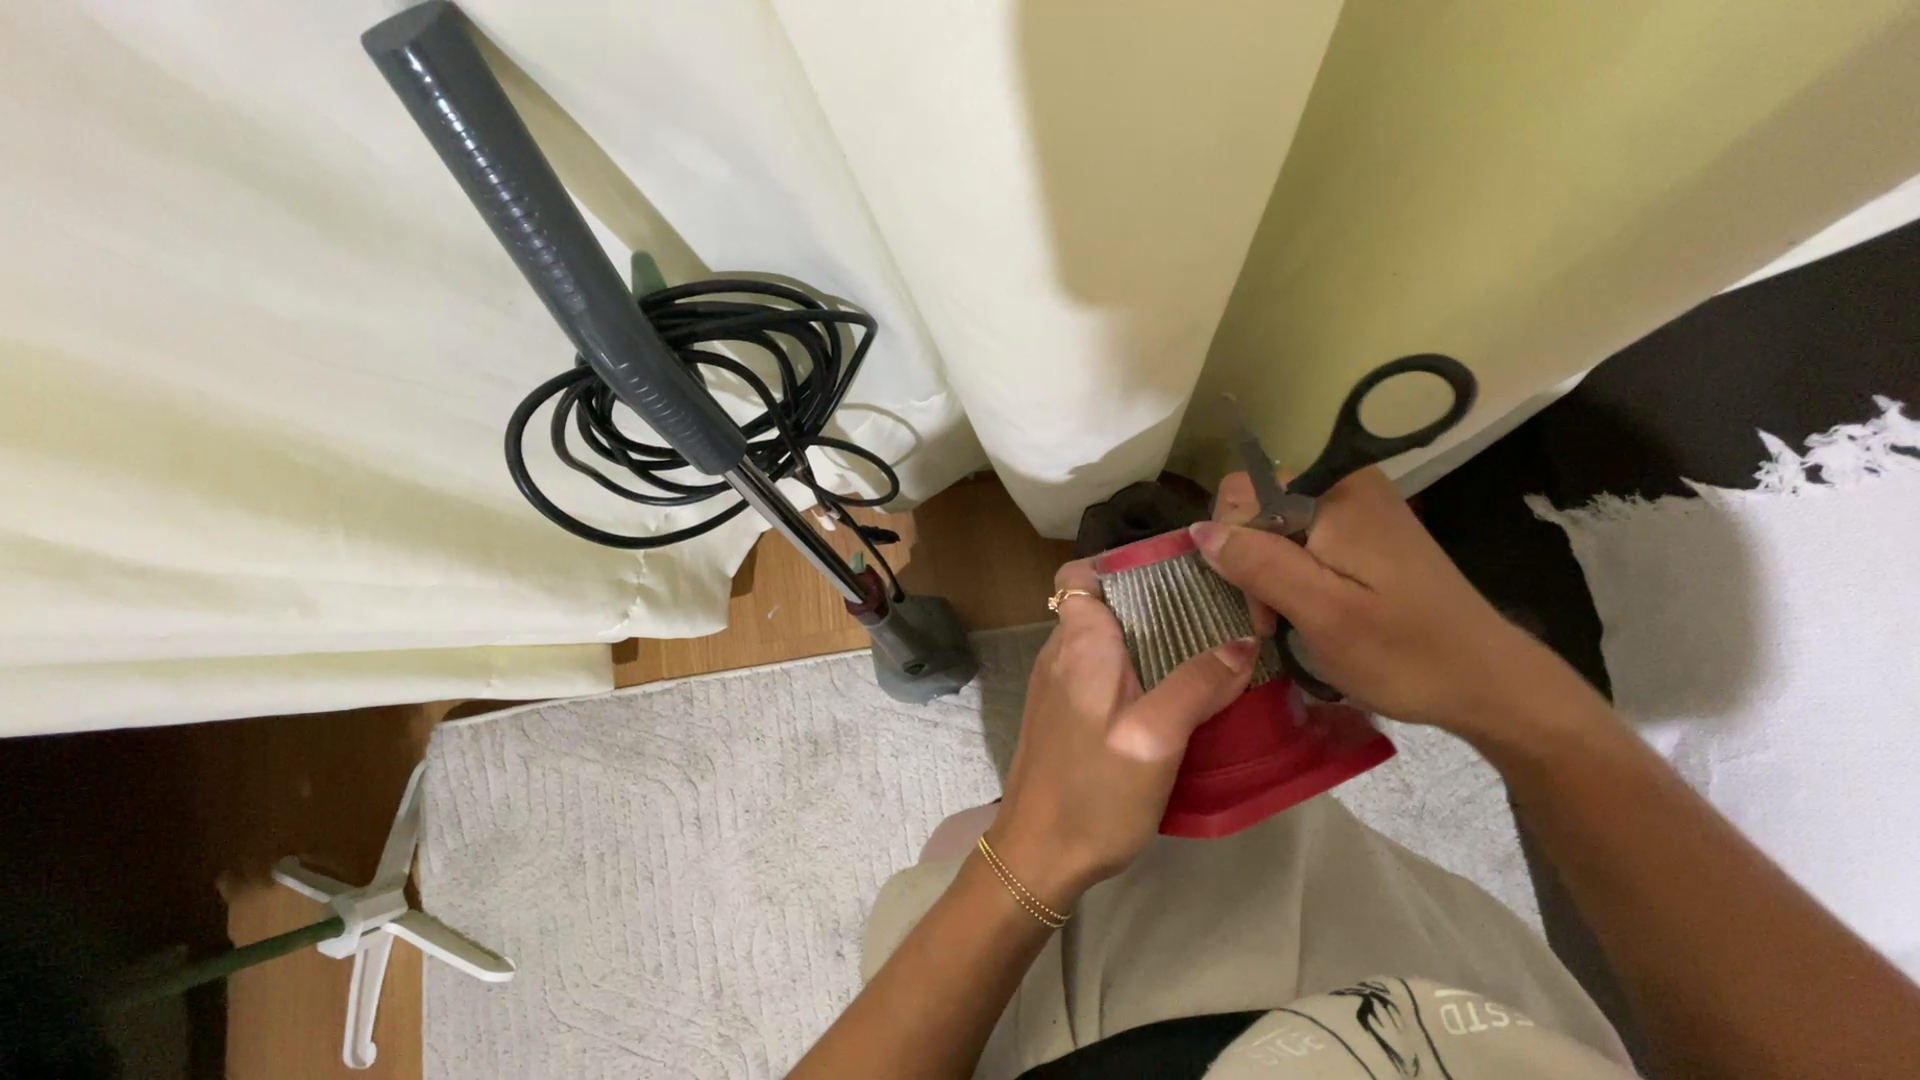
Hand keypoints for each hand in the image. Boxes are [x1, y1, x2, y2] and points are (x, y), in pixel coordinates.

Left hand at [988, 559, 1256, 908]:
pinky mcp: (1062, 714)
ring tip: (1205, 645)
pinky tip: (1173, 691)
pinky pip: (1100, 670)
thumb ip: (1197, 685)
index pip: (1083, 574)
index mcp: (1079, 644)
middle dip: (1154, 600)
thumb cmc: (1093, 795)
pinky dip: (1135, 667)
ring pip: (1104, 637)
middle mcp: (1060, 653)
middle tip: (1214, 609)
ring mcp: (1057, 685)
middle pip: (1103, 602)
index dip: (1124, 563)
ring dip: (1148, 636)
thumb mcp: (1155, 740)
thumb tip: (1243, 639)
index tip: (1179, 572)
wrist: (1036, 857)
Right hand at [1194, 467, 1565, 738]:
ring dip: (1271, 577)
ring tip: (1297, 623)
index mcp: (1336, 491)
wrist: (1487, 682)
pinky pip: (1305, 542)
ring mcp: (1360, 510)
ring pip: (1277, 529)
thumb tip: (1199, 529)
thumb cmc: (1404, 653)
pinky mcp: (1368, 536)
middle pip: (1258, 509)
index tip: (1263, 609)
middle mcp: (1347, 486)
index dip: (1236, 549)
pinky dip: (1296, 578)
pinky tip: (1313, 613)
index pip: (1242, 495)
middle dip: (1251, 564)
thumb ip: (1257, 564)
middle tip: (1277, 622)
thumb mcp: (1321, 613)